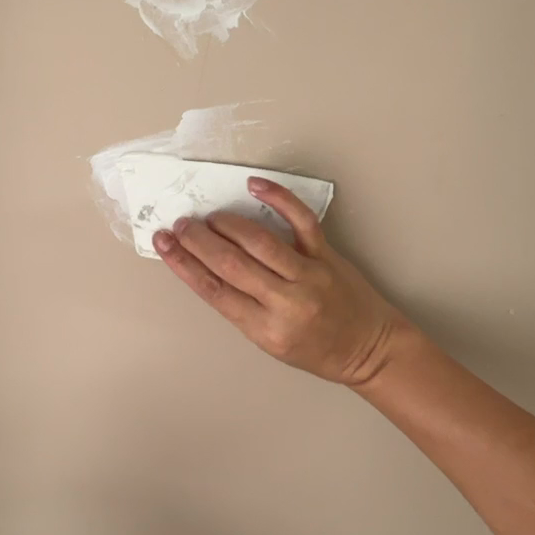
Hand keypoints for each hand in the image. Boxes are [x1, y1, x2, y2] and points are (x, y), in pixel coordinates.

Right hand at [153, 176, 413, 385]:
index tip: (163, 242)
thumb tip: (203, 265)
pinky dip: (277, 198)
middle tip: (180, 224)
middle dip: (198, 240)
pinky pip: (300, 220)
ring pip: (258, 240)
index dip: (183, 263)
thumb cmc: (315, 350)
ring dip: (226, 223)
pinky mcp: (327, 254)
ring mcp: (308, 274)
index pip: (214, 290)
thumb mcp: (268, 341)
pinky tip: (254, 185)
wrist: (371, 350)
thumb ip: (239, 305)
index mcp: (266, 328)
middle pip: (230, 263)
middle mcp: (286, 301)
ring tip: (207, 216)